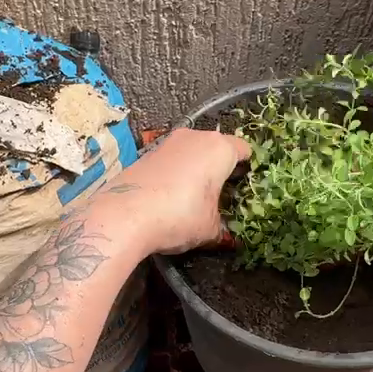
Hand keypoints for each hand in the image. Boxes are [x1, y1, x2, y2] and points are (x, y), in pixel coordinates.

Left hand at [90, 128, 249, 254]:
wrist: (124, 215)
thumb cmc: (179, 216)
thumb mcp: (210, 229)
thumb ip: (222, 227)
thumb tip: (224, 234)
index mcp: (219, 148)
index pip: (244, 149)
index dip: (248, 168)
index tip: (247, 186)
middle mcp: (195, 137)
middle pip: (217, 148)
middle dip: (221, 169)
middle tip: (223, 195)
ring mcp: (168, 143)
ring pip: (192, 152)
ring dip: (197, 170)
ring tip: (197, 198)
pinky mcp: (146, 153)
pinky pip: (172, 160)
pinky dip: (176, 174)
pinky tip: (172, 197)